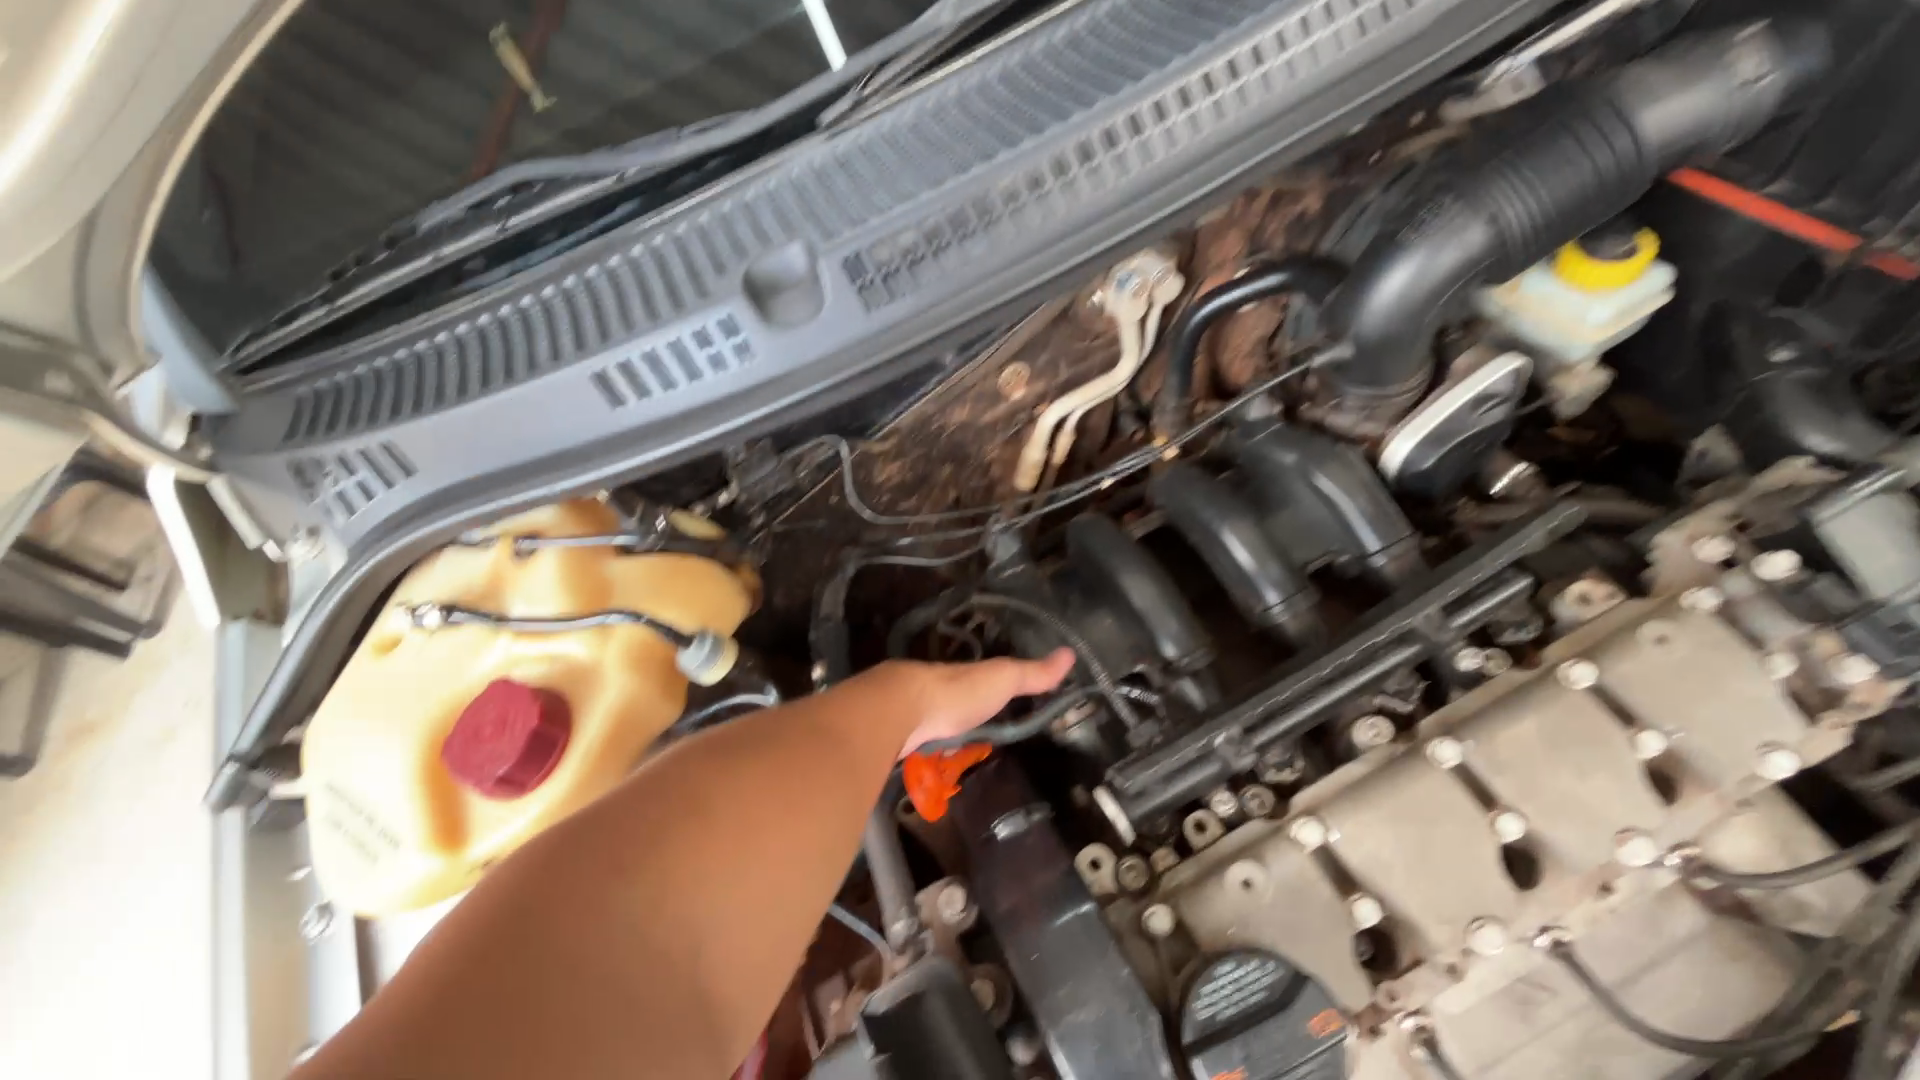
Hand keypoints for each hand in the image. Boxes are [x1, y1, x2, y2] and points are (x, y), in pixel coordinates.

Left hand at [845, 648, 1076, 755]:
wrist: (904, 708)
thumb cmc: (959, 693)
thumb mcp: (1003, 679)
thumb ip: (1032, 673)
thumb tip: (1070, 654)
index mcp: (965, 680)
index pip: (981, 683)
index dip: (990, 693)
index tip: (1001, 707)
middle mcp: (940, 692)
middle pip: (954, 705)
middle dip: (962, 718)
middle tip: (976, 738)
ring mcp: (917, 714)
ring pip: (932, 724)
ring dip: (939, 735)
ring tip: (950, 756)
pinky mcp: (899, 737)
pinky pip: (915, 745)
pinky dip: (921, 751)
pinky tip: (924, 762)